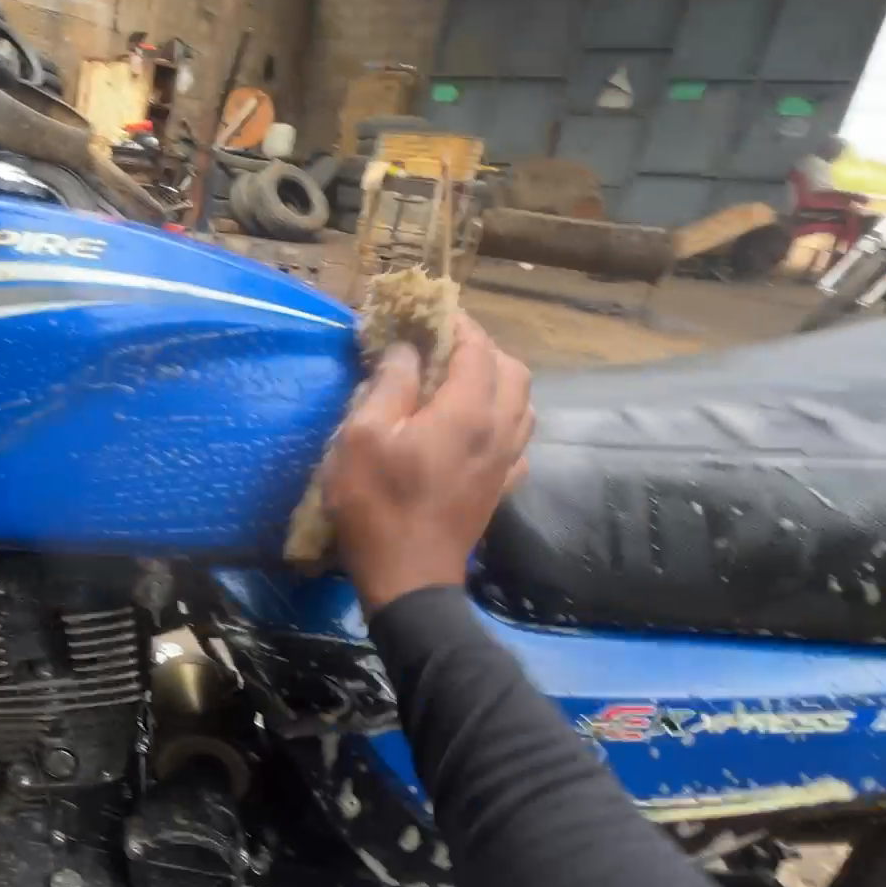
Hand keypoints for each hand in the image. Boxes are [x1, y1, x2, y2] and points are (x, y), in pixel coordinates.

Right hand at [324, 313, 533, 613]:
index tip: (429, 312)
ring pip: (522, 402)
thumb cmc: (375, 502)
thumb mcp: (362, 437)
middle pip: (511, 370)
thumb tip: (405, 350)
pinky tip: (473, 425)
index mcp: (466, 412)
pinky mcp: (502, 485)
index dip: (455, 324)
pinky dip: (502, 416)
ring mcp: (506, 460)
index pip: (476, 349)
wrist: (407, 575)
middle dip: (480, 347)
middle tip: (440, 345)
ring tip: (456, 379)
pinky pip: (518, 436)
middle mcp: (500, 429)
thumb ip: (388, 386)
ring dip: (495, 379)